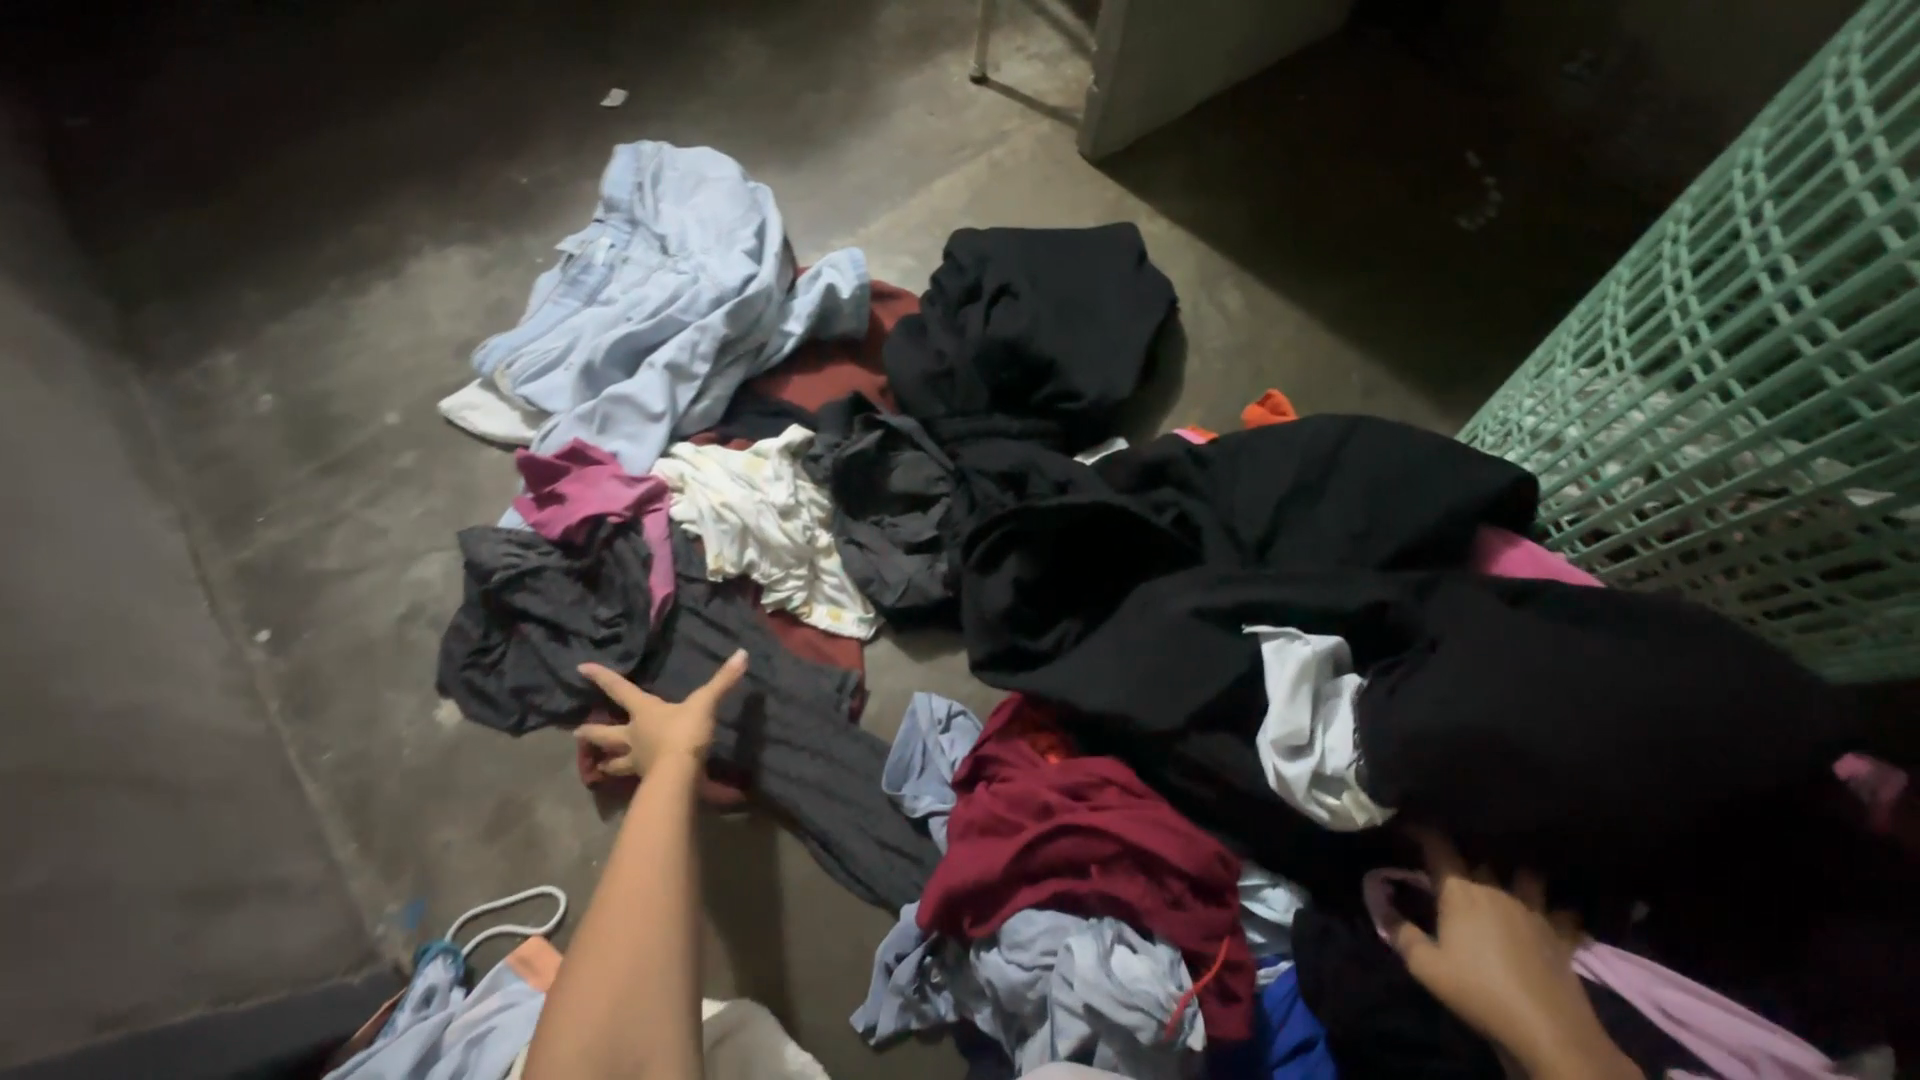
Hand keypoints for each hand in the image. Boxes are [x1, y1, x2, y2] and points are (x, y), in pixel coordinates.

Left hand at [575, 650, 747, 776]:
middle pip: (606, 733)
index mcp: (643, 712)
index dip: (601, 677)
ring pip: (616, 761)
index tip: (580, 668)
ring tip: (597, 767)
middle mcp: (633, 735)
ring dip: (607, 762)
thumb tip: (742, 653)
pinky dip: (630, 779)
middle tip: (576, 733)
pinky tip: (633, 782)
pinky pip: (634, 778)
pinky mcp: (647, 780)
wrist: (680, 774)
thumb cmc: (685, 733)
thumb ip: (722, 680)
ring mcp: (637, 760)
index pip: (619, 689)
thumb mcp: (705, 703)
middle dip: (592, 732)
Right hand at [1391, 829, 1638, 1079]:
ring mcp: (1533, 909)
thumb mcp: (1424, 966)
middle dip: (1464, 855)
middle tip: (1451, 861)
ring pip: (1525, 874)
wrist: (1545, 1028)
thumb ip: (1399, 931)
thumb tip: (1381, 904)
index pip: (1437, 846)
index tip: (1407, 825)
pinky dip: (1555, 908)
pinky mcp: (1560, 933)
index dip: (1421, 830)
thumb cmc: (1476, 990)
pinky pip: (1561, 911)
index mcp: (1460, 891)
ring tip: (1506, 877)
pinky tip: (1552, 914)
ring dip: (1514, 873)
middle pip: (1479, 858)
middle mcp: (1496, 890)